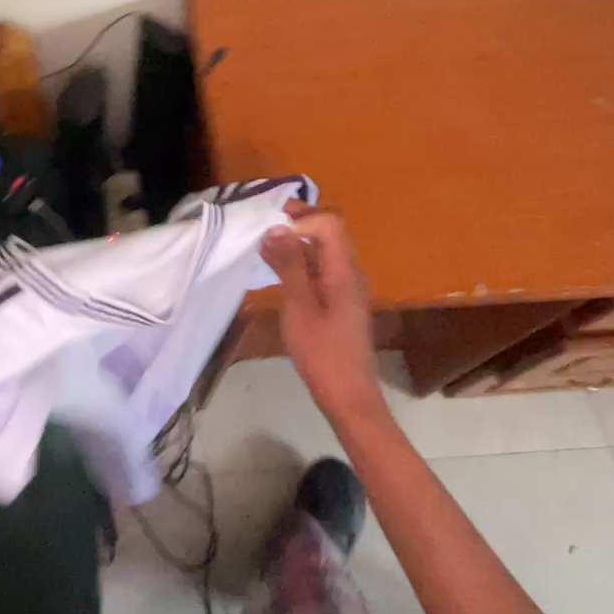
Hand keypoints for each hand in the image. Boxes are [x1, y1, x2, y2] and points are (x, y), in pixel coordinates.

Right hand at [260, 201, 386, 421]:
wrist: (348, 396)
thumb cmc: (322, 352)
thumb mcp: (299, 306)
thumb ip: (289, 265)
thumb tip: (276, 228)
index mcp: (344, 271)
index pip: (330, 223)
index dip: (302, 217)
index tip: (271, 225)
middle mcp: (351, 273)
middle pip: (329, 233)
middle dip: (297, 225)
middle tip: (263, 229)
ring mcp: (347, 289)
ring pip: (324, 252)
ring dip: (296, 244)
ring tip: (264, 250)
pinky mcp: (340, 303)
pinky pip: (322, 270)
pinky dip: (301, 264)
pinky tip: (280, 275)